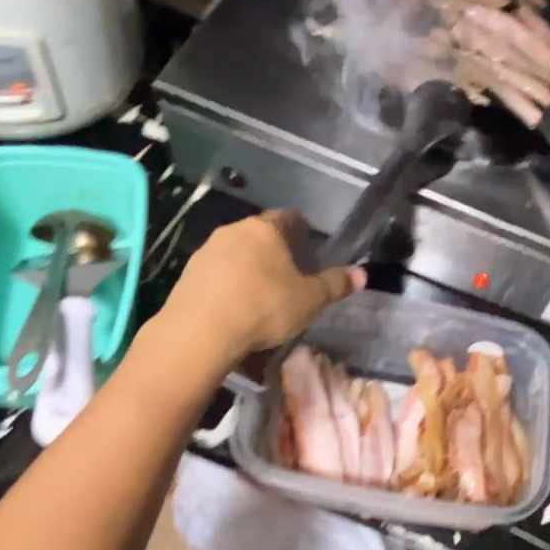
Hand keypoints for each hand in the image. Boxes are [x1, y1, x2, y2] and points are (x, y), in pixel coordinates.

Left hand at [155, 211, 363, 367]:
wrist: (200, 332)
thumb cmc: (264, 307)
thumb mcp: (310, 300)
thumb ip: (335, 285)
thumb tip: (362, 274)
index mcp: (265, 229)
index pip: (288, 217)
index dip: (302, 231)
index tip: (309, 249)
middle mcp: (233, 231)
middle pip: (260, 235)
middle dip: (275, 252)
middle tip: (290, 277)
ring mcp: (206, 251)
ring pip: (236, 254)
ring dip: (250, 269)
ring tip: (262, 296)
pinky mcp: (188, 274)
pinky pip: (217, 274)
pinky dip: (229, 285)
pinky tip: (236, 309)